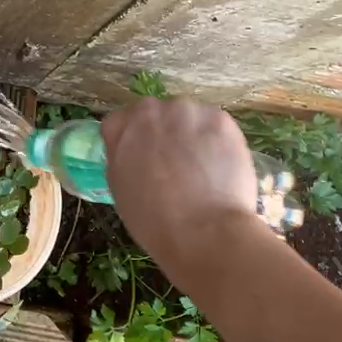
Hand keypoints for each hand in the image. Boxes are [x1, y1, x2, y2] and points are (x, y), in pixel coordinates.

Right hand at [102, 98, 261, 262]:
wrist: (204, 233)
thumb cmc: (154, 220)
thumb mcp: (119, 188)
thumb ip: (121, 157)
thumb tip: (134, 151)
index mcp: (121, 125)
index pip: (122, 122)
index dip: (135, 142)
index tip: (145, 161)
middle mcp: (151, 108)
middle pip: (157, 115)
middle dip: (165, 135)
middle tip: (176, 166)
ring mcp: (187, 111)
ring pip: (189, 118)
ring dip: (193, 135)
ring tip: (204, 169)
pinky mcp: (220, 119)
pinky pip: (216, 126)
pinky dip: (219, 142)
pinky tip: (222, 168)